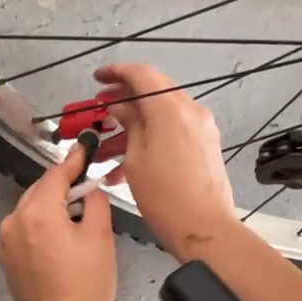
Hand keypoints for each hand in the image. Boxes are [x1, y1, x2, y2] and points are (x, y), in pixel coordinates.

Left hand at [0, 145, 116, 300]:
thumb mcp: (100, 238)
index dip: (72, 162)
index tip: (84, 148)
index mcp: (37, 212)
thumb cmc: (87, 285)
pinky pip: (24, 229)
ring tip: (76, 214)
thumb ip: (95, 202)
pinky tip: (59, 235)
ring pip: (30, 210)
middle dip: (61, 186)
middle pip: (39, 190)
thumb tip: (90, 189)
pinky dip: (40, 225)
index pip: (55, 175)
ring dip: (50, 206)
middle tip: (86, 185)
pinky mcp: (6, 258)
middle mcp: (14, 221)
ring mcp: (5, 241)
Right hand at [93, 63, 237, 260]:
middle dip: (122, 102)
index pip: (141, 75)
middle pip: (152, 94)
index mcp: (171, 110)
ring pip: (159, 116)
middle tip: (98, 112)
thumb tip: (120, 107)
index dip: (116, 72)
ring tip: (104, 148)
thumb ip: (128, 125)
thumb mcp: (134, 159)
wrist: (204, 228)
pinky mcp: (204, 145)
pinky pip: (171, 132)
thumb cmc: (165, 197)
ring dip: (131, 128)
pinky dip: (148, 140)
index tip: (97, 78)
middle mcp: (190, 111)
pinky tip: (124, 165)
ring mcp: (200, 128)